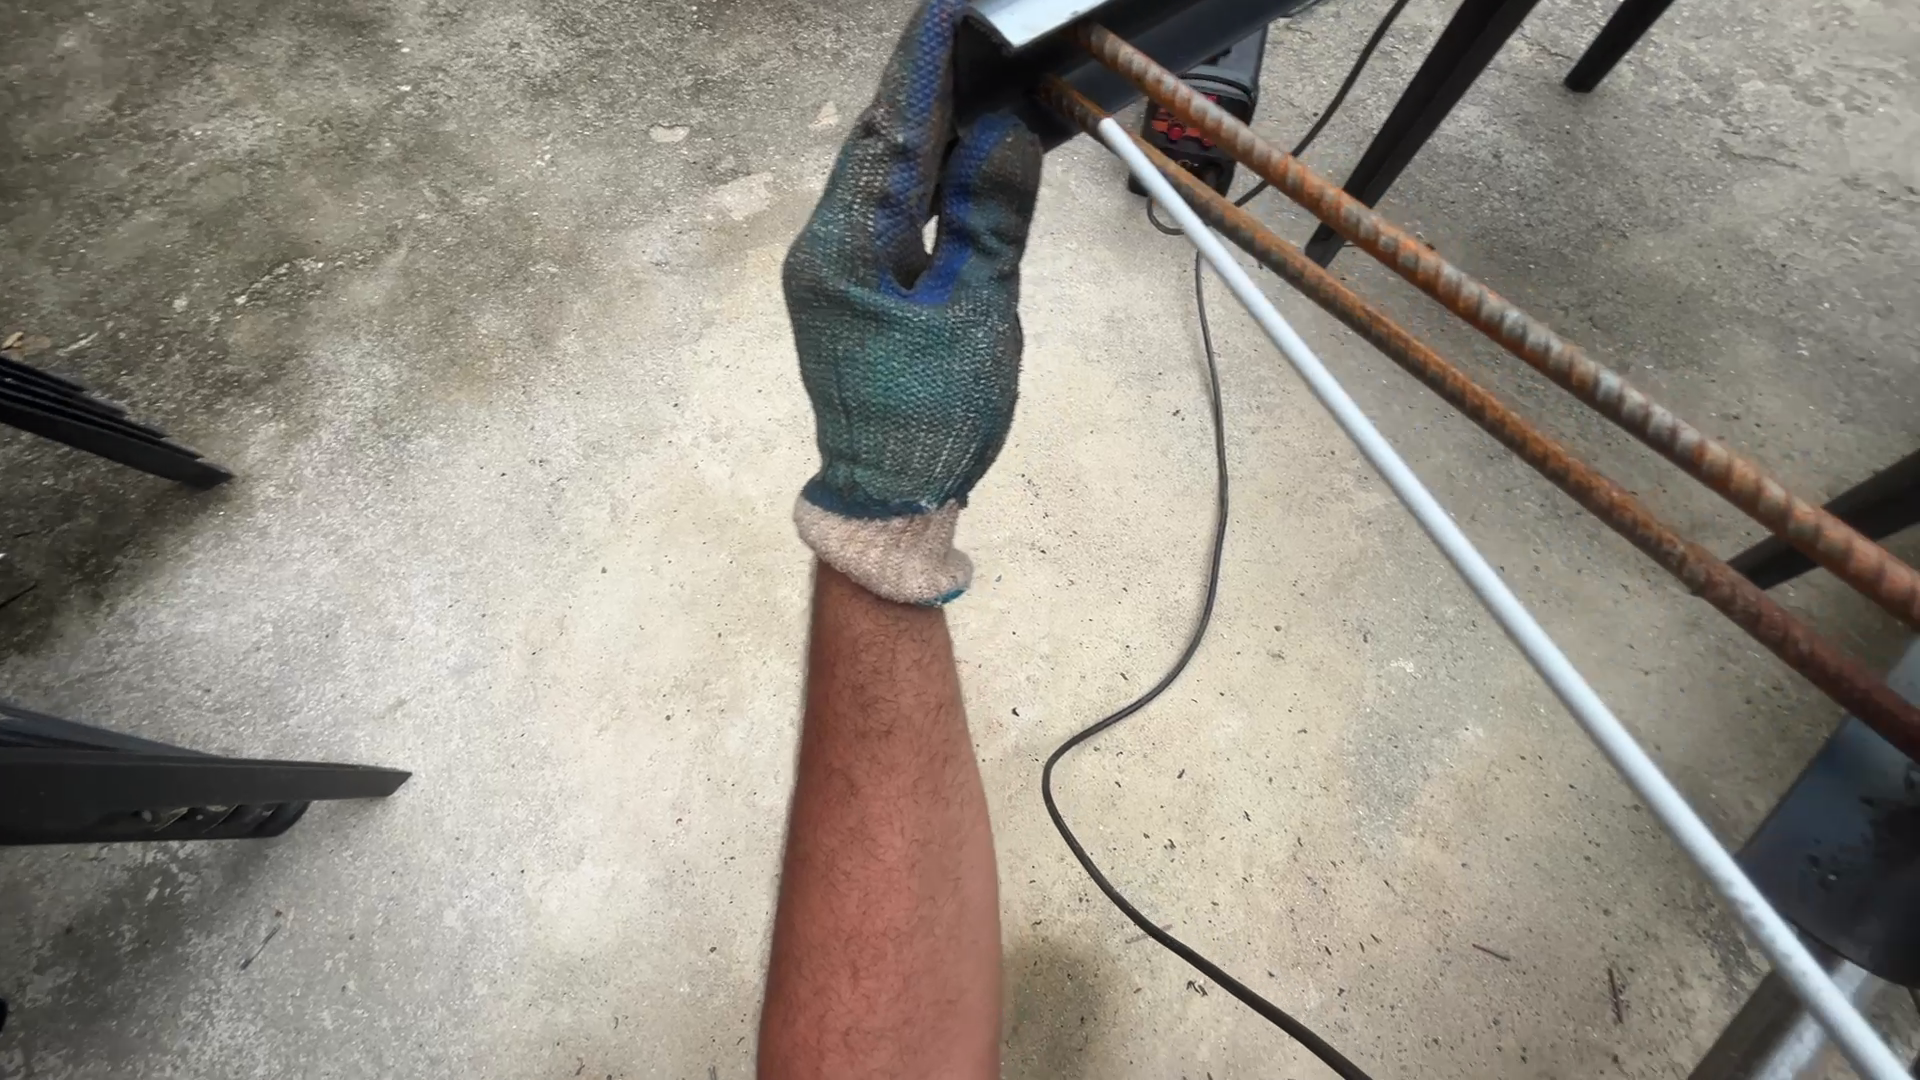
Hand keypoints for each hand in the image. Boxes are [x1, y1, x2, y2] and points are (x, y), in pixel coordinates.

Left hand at [786, 0, 1042, 605]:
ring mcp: (825, 273)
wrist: (889, 495)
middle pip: (873, 149)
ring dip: (919, 139)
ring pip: (873, 183)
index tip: (951, 11)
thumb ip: (990, 222)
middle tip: (972, 45)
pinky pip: (876, 220)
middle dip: (921, 94)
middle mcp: (821, 250)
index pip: (889, 134)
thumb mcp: (978, 317)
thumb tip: (1002, 136)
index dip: (922, 68)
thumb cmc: (937, 418)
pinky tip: (947, 168)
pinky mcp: (839, 295)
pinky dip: (912, 188)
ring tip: (969, 92)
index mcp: (849, 250)